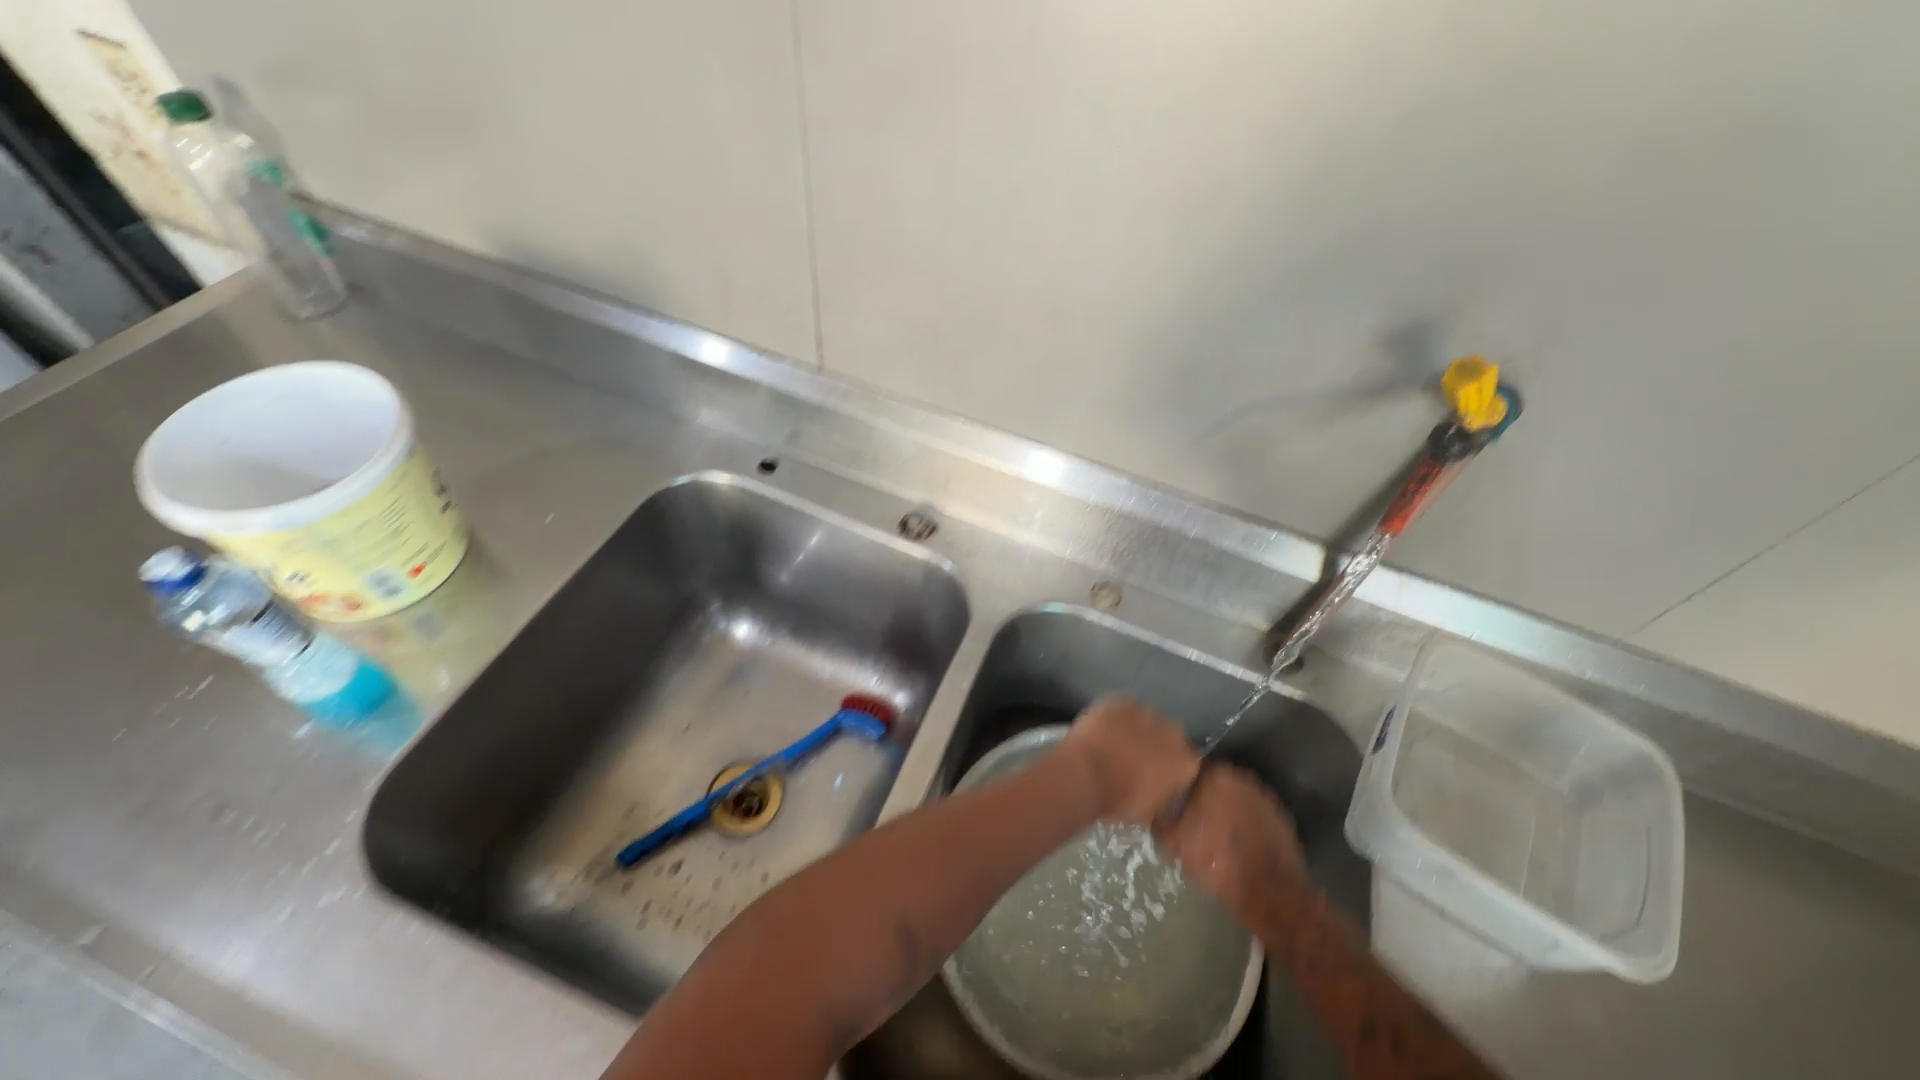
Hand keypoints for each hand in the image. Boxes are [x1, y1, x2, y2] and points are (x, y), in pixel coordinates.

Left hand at [1059, 698, 1199, 824]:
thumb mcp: (1148, 813)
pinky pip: (1122, 709)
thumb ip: (1161, 798)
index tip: (1156, 774)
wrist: (1085, 774)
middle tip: (1134, 758)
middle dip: (1156, 744)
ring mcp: (1147, 712)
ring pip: (1145, 719)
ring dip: (1135, 729)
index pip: (1186, 762)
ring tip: (1114, 743)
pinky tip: (1102, 730)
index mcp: (1185, 762)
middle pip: (1169, 736)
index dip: (1169, 767)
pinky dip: (1114, 718)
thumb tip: (1158, 795)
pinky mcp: (1121, 701)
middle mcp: (1172, 733)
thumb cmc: (1119, 800)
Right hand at [1153, 765, 1306, 918]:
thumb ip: (1161, 818)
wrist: (1268, 891)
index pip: (1190, 772)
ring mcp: (1266, 797)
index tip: (1175, 805)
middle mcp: (1243, 778)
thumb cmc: (1217, 861)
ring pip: (1236, 799)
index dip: (1181, 789)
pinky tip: (1237, 844)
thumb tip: (1156, 808)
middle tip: (1193, 820)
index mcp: (1217, 776)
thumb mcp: (1174, 843)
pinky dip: (1245, 824)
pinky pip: (1254, 815)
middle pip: (1215, 784)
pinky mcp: (1282, 818)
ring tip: (1216, 834)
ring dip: (1226, 811)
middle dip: (1205, 798)